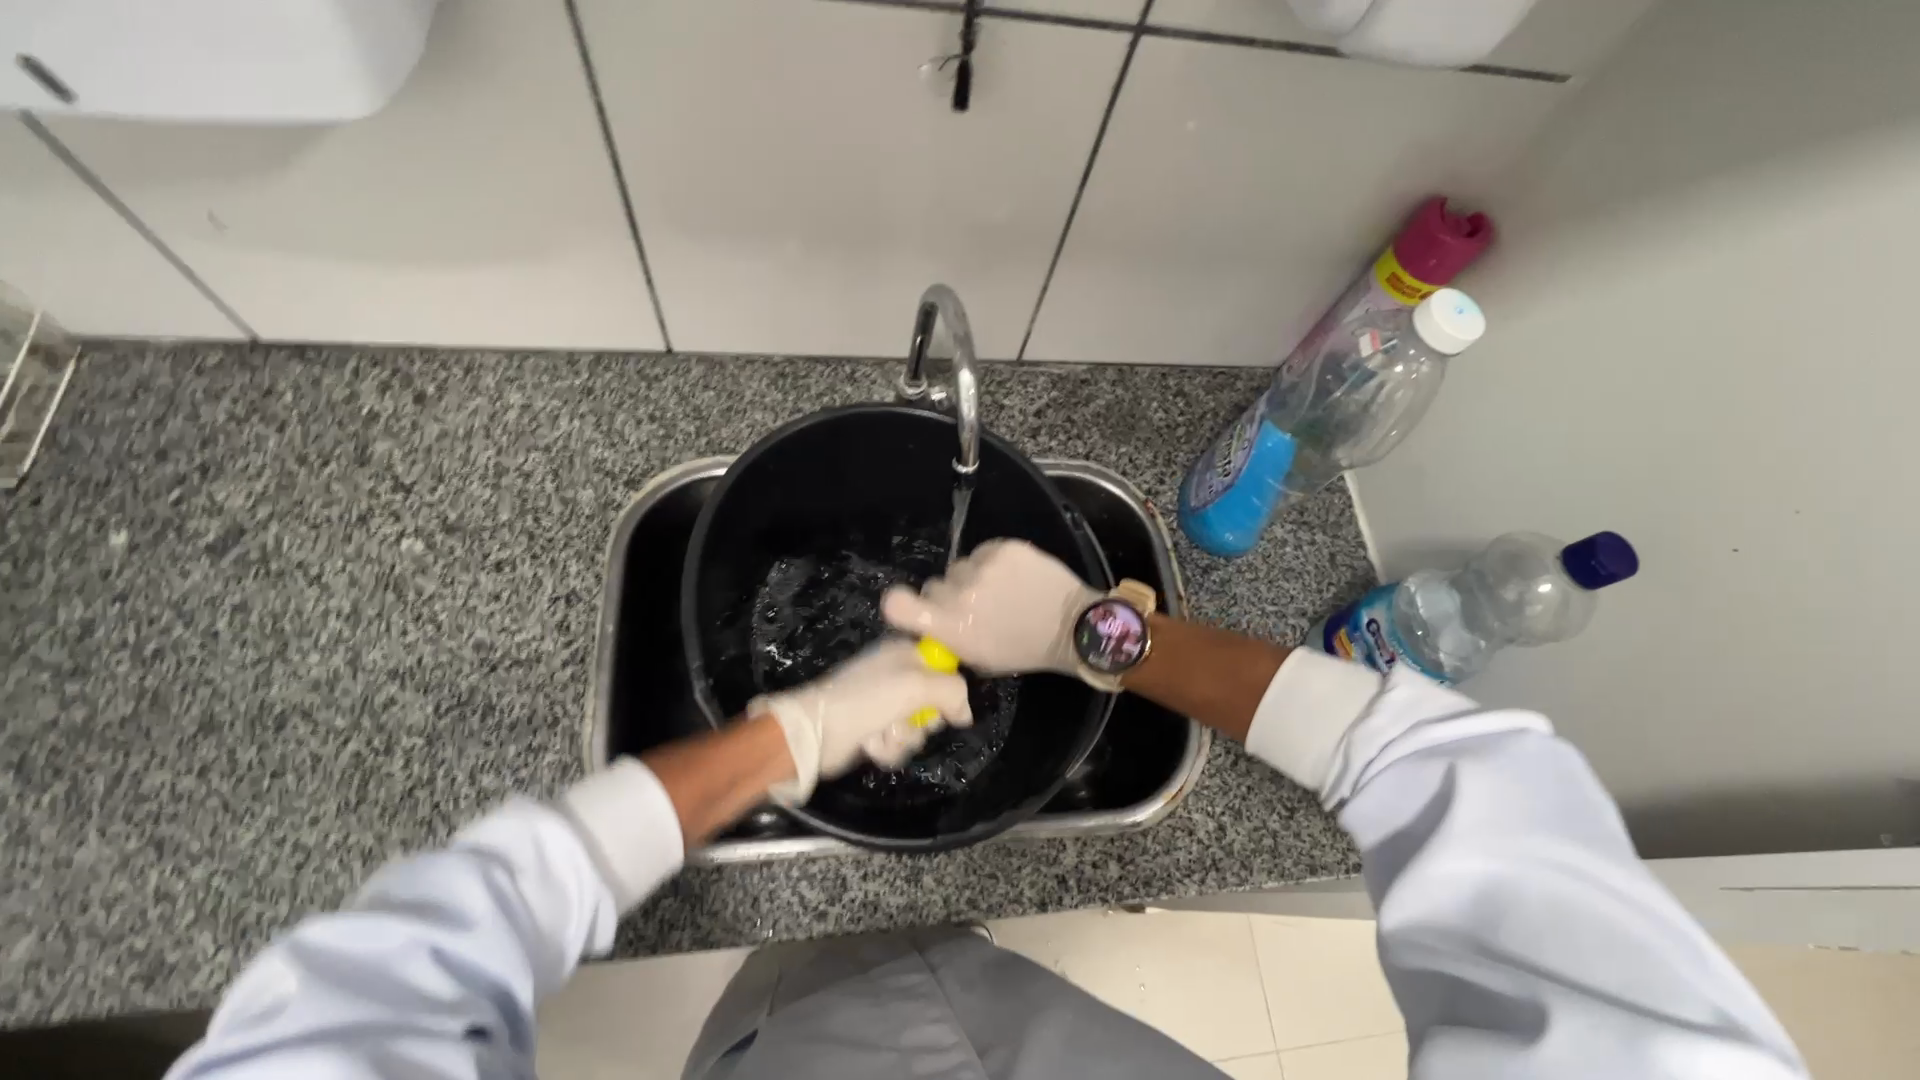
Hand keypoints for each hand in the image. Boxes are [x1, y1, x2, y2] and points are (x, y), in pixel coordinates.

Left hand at [755, 638, 971, 804]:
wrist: (816, 733)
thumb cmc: (867, 700)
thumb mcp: (916, 685)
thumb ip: (953, 692)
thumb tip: (965, 715)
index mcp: (904, 654)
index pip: (944, 667)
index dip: (948, 688)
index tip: (944, 702)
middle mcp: (897, 677)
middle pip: (936, 703)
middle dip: (923, 719)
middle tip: (909, 718)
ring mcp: (884, 706)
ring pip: (919, 729)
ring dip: (902, 738)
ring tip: (881, 735)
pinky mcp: (875, 732)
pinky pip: (900, 745)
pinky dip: (888, 750)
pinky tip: (871, 746)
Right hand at [882, 539, 1099, 676]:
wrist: (1073, 626)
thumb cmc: (1024, 650)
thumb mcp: (980, 659)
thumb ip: (949, 640)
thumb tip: (930, 624)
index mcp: (953, 627)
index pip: (898, 604)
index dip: (898, 602)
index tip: (911, 606)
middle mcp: (962, 594)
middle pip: (934, 585)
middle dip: (948, 595)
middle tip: (975, 606)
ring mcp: (984, 567)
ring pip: (960, 567)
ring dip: (972, 578)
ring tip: (1000, 591)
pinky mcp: (1004, 547)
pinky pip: (982, 552)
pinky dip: (992, 563)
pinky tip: (1012, 577)